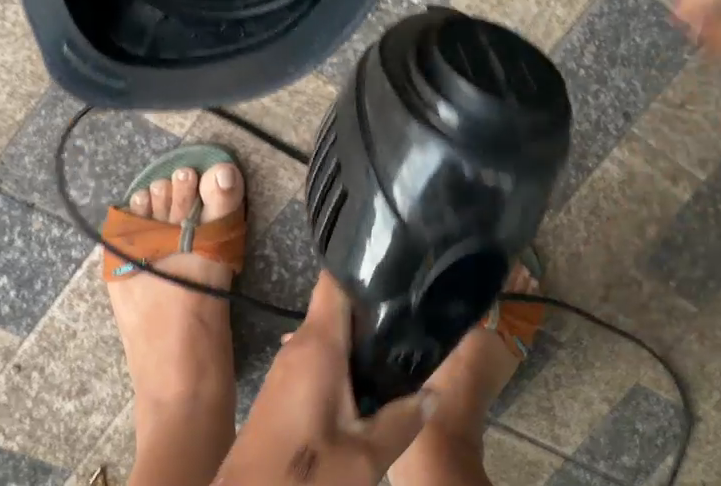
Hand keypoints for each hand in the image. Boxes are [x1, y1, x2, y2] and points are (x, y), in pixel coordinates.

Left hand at [216, 273, 434, 485]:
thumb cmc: (303, 476)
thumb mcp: (364, 457)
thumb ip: (402, 421)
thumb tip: (435, 393)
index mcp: (317, 344)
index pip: (335, 280)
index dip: (363, 262)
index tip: (398, 256)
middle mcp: (299, 345)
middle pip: (338, 304)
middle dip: (373, 301)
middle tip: (417, 300)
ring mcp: (288, 368)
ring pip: (330, 333)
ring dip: (361, 333)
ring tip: (404, 333)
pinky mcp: (285, 390)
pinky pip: (320, 356)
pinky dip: (346, 357)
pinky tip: (374, 373)